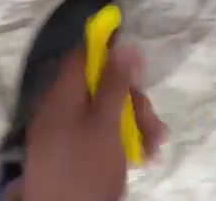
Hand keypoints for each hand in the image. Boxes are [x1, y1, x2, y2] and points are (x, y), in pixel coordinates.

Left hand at [21, 45, 167, 200]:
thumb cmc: (85, 170)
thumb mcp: (106, 125)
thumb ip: (114, 83)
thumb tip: (123, 44)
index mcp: (62, 97)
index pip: (83, 57)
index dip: (109, 52)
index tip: (137, 63)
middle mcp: (60, 111)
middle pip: (100, 87)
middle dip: (132, 99)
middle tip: (152, 120)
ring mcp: (65, 136)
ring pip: (105, 114)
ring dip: (134, 123)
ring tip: (155, 145)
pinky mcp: (74, 158)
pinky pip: (100, 137)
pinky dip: (122, 141)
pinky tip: (144, 155)